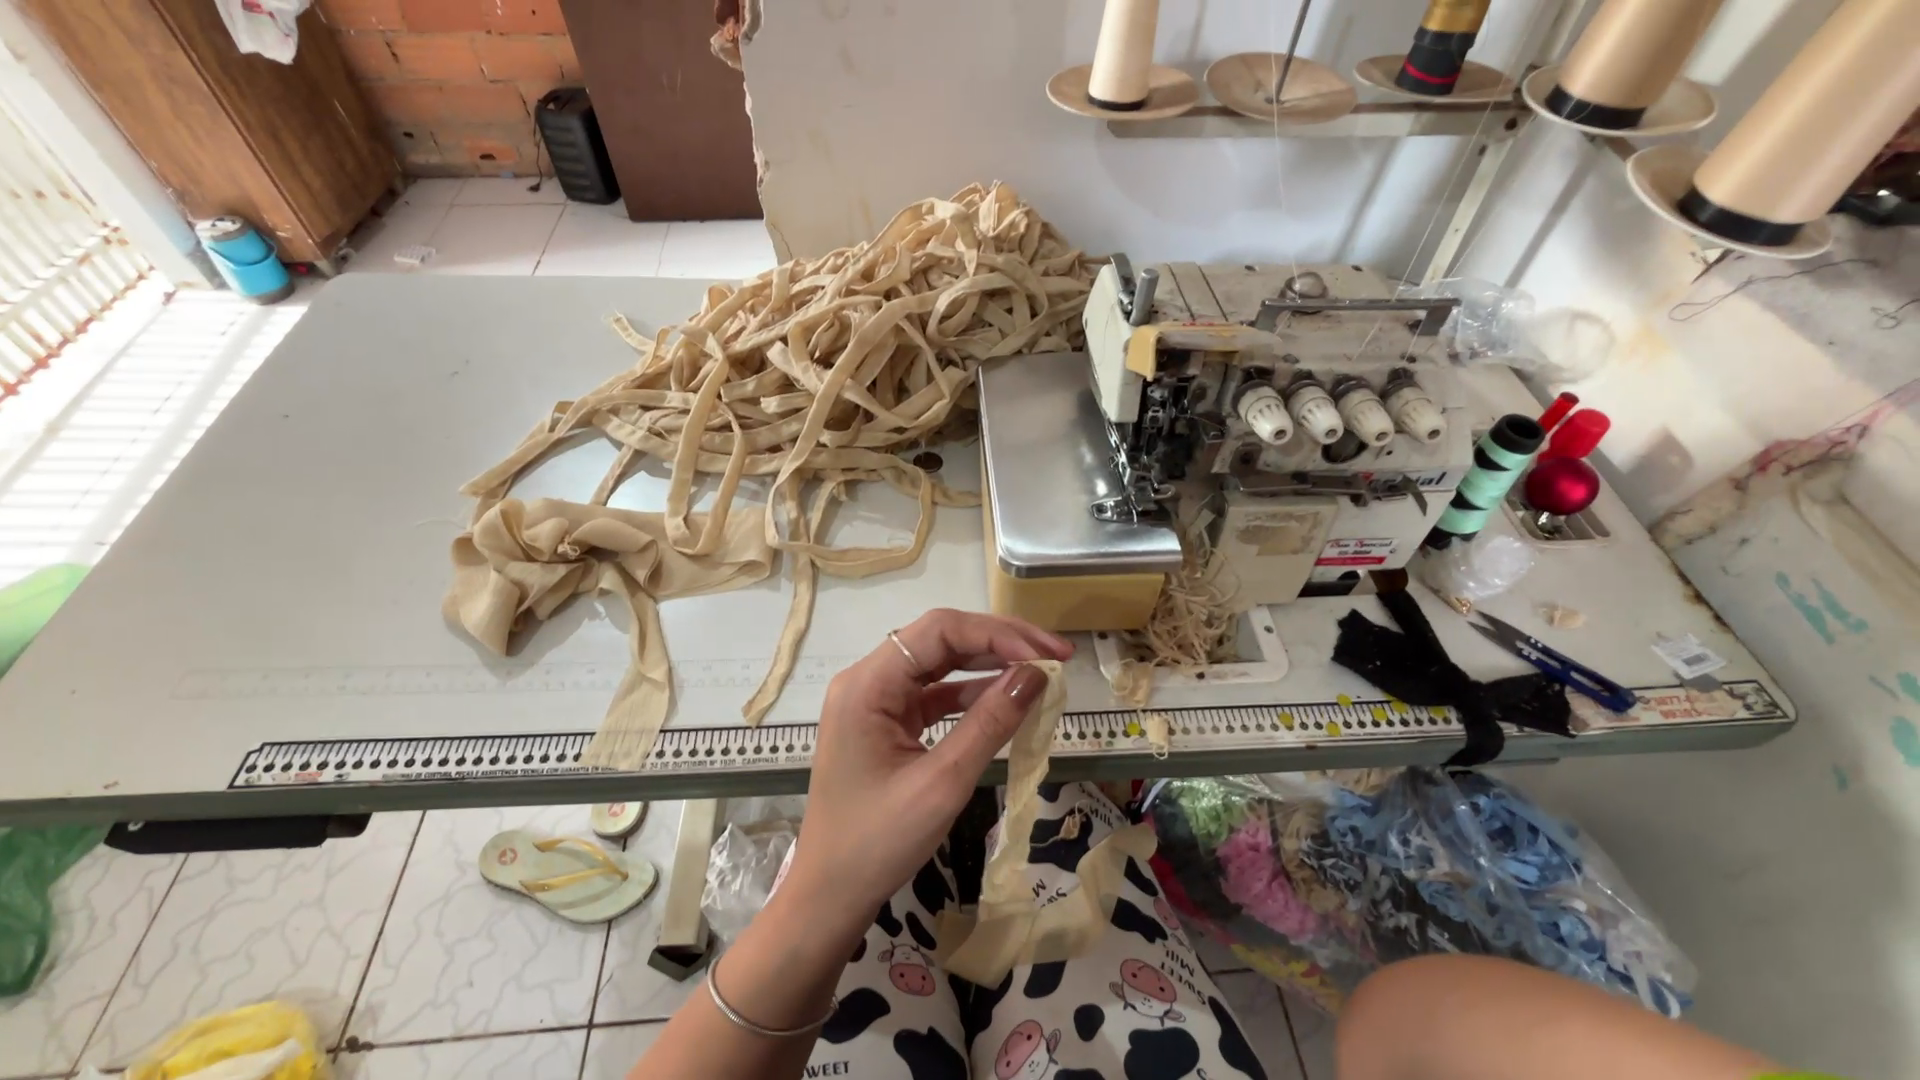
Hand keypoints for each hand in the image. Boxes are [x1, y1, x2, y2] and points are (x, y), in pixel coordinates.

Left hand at [780, 609, 1073, 933]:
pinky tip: (1008, 700)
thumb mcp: (942, 782)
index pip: (939, 631)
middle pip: (940, 640)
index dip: (998, 634)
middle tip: (1057, 657)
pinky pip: (933, 695)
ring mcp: (874, 701)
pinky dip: (971, 695)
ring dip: (990, 666)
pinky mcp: (885, 723)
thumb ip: (990, 723)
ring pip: (939, 665)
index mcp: (867, 684)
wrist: (830, 894)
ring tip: (1042, 674)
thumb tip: (1036, 676)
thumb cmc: (878, 842)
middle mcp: (867, 680)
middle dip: (1000, 643)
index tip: (1047, 656)